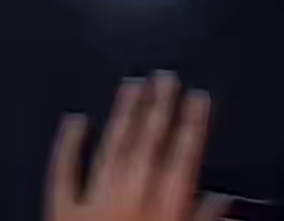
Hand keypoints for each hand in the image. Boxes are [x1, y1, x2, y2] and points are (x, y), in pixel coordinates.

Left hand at [49, 73, 227, 220]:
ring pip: (112, 149)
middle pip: (149, 144)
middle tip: (165, 76)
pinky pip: (63, 176)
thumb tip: (222, 201)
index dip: (193, 124)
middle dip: (159, 108)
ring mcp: (94, 208)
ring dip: (123, 114)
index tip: (198, 95)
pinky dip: (67, 147)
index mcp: (164, 213)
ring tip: (132, 84)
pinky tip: (74, 121)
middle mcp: (131, 203)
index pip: (184, 158)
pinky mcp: (60, 218)